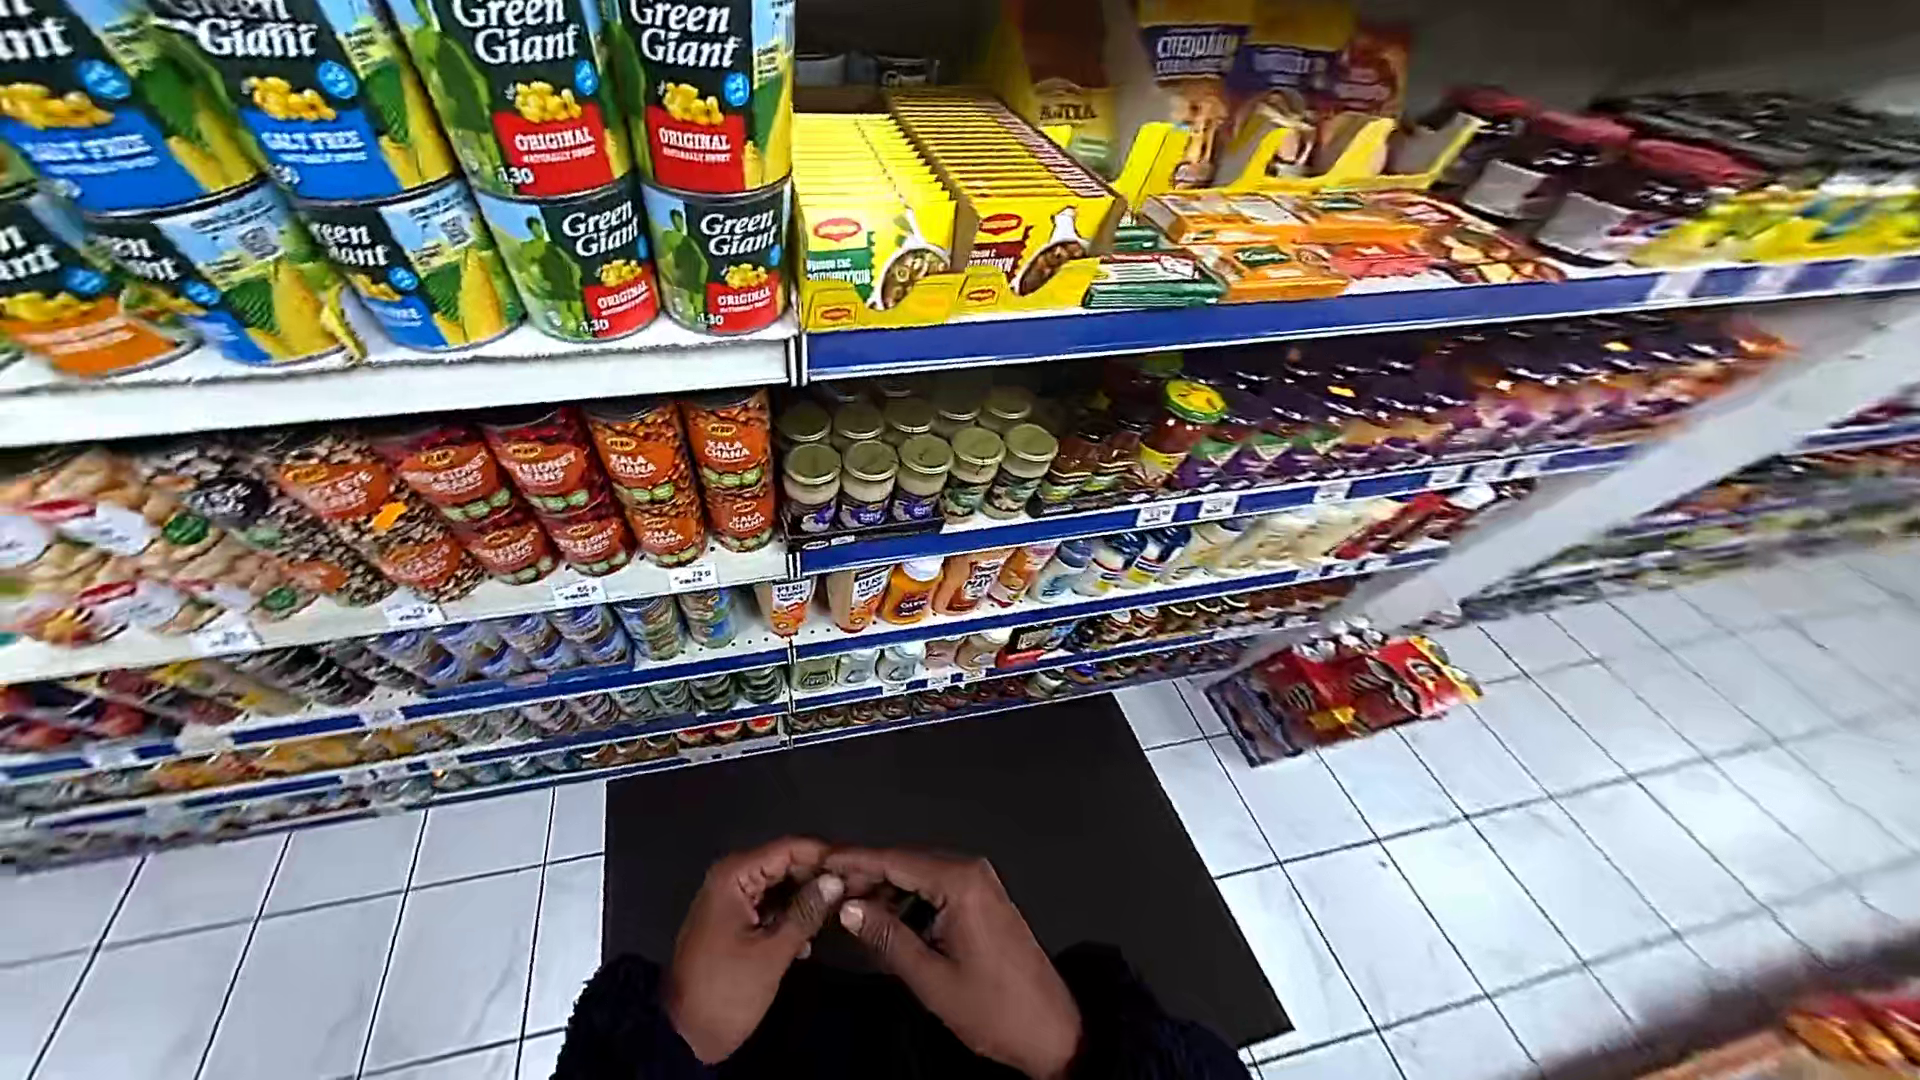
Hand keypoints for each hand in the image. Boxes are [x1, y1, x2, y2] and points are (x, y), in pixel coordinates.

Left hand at [665, 837, 843, 1062]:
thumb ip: (806, 912)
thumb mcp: (771, 954)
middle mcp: (732, 876)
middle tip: (854, 889)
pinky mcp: (734, 917)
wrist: (679, 1040)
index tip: (856, 866)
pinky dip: (792, 912)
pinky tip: (812, 933)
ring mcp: (732, 896)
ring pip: (781, 883)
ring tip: (840, 908)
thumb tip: (836, 880)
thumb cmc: (724, 992)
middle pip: (787, 862)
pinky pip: (771, 901)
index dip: (825, 855)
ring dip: (808, 896)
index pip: (790, 848)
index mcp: (735, 875)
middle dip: (819, 876)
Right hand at [827, 848, 1081, 1079]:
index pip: (896, 860)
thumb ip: (887, 936)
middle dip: (867, 874)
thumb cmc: (990, 1008)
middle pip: (907, 860)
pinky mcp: (981, 894)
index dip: (856, 859)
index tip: (821, 859)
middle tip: (827, 890)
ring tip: (848, 905)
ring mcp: (978, 879)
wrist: (1049, 1027)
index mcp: (959, 880)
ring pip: (919, 872)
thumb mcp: (931, 978)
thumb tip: (846, 907)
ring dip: (886, 887)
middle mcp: (969, 867)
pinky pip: (936, 885)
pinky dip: (909, 897)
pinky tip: (885, 915)